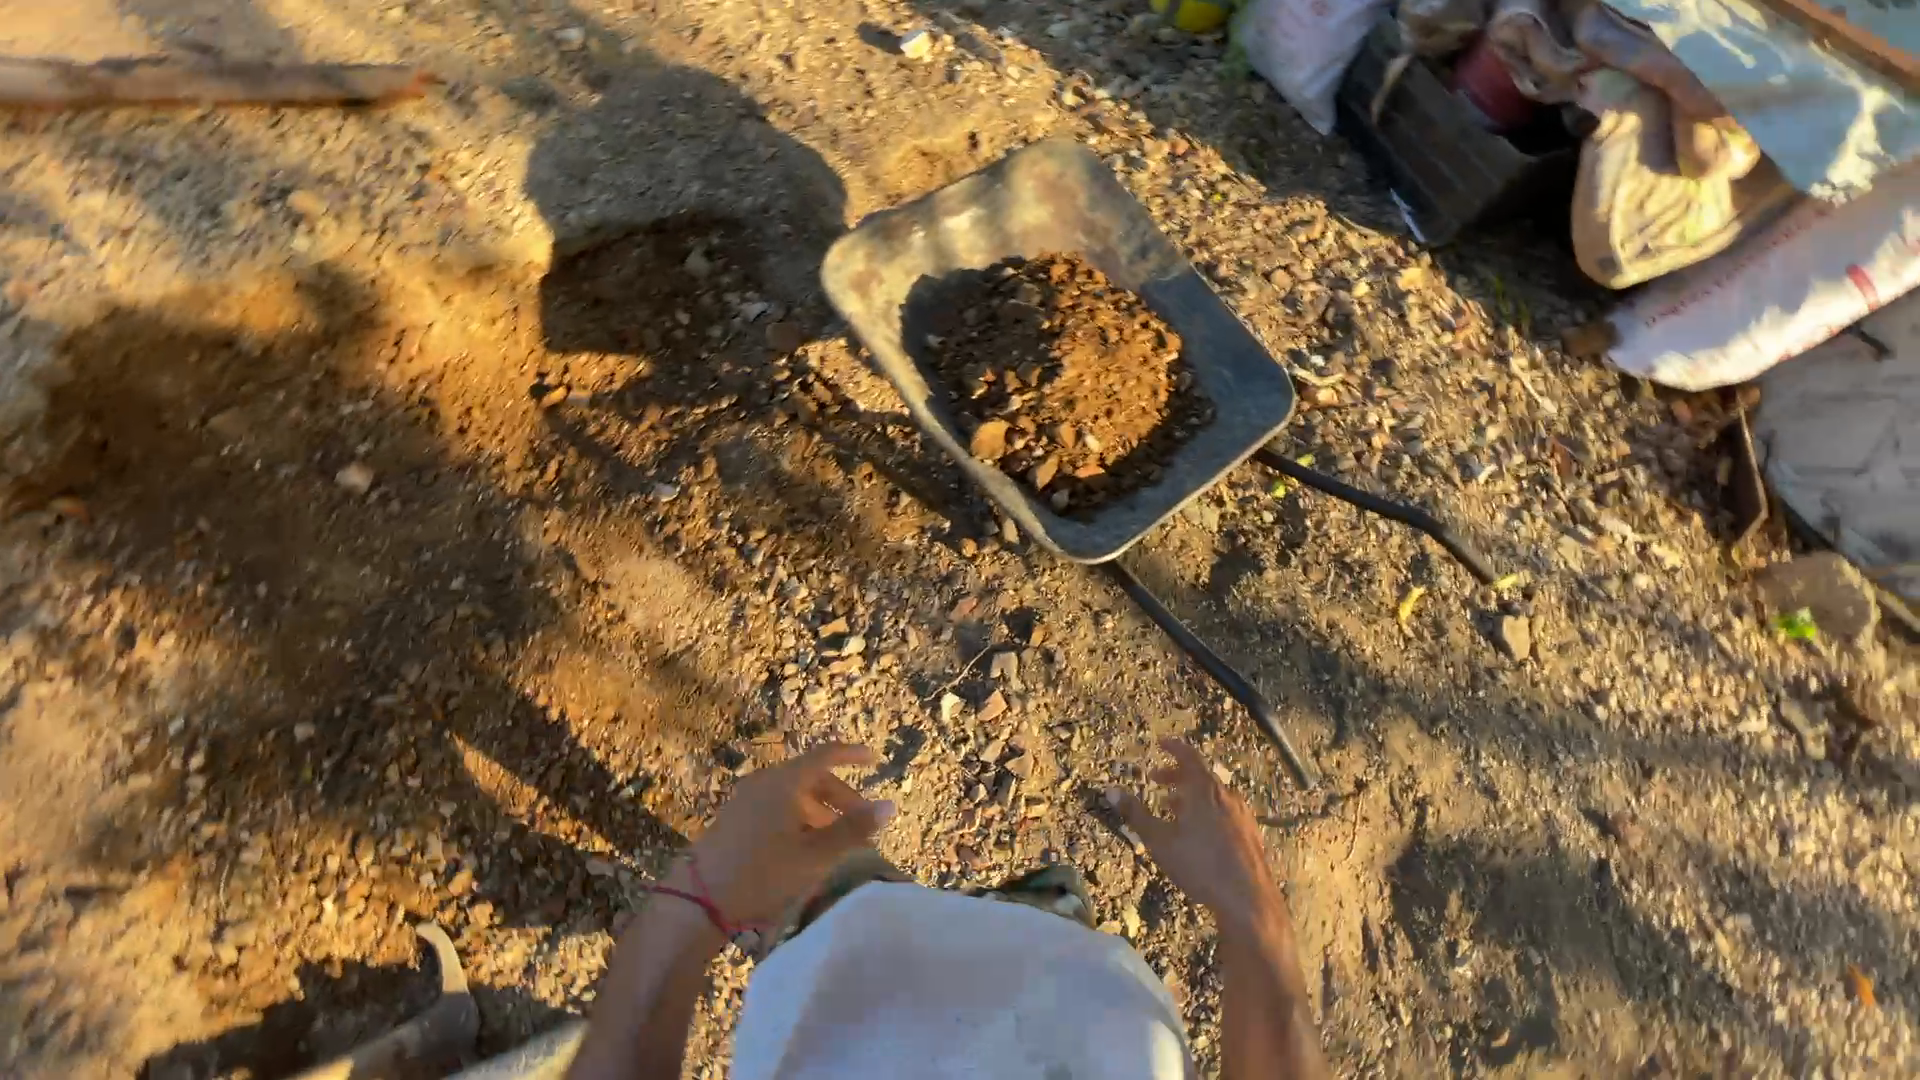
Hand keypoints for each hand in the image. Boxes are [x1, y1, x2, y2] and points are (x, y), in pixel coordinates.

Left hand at [663, 742, 893, 926]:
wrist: (696, 901)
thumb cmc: (762, 873)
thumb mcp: (815, 855)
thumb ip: (853, 829)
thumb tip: (890, 805)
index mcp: (786, 781)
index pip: (827, 754)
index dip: (852, 754)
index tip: (874, 759)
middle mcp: (766, 781)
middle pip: (812, 778)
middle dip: (841, 798)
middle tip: (861, 824)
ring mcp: (746, 799)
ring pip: (794, 795)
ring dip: (820, 812)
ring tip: (836, 843)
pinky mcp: (735, 819)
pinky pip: (776, 807)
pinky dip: (799, 819)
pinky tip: (805, 849)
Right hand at [1108, 738, 1288, 936]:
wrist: (1248, 901)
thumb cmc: (1199, 865)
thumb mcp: (1159, 840)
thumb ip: (1135, 813)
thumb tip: (1111, 790)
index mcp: (1204, 789)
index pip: (1188, 756)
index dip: (1173, 747)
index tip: (1160, 743)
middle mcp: (1226, 795)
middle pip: (1201, 775)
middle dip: (1176, 776)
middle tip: (1156, 781)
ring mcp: (1242, 815)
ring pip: (1213, 795)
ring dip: (1191, 795)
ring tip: (1173, 809)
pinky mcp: (1251, 835)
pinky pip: (1224, 811)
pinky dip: (1207, 810)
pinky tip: (1198, 833)